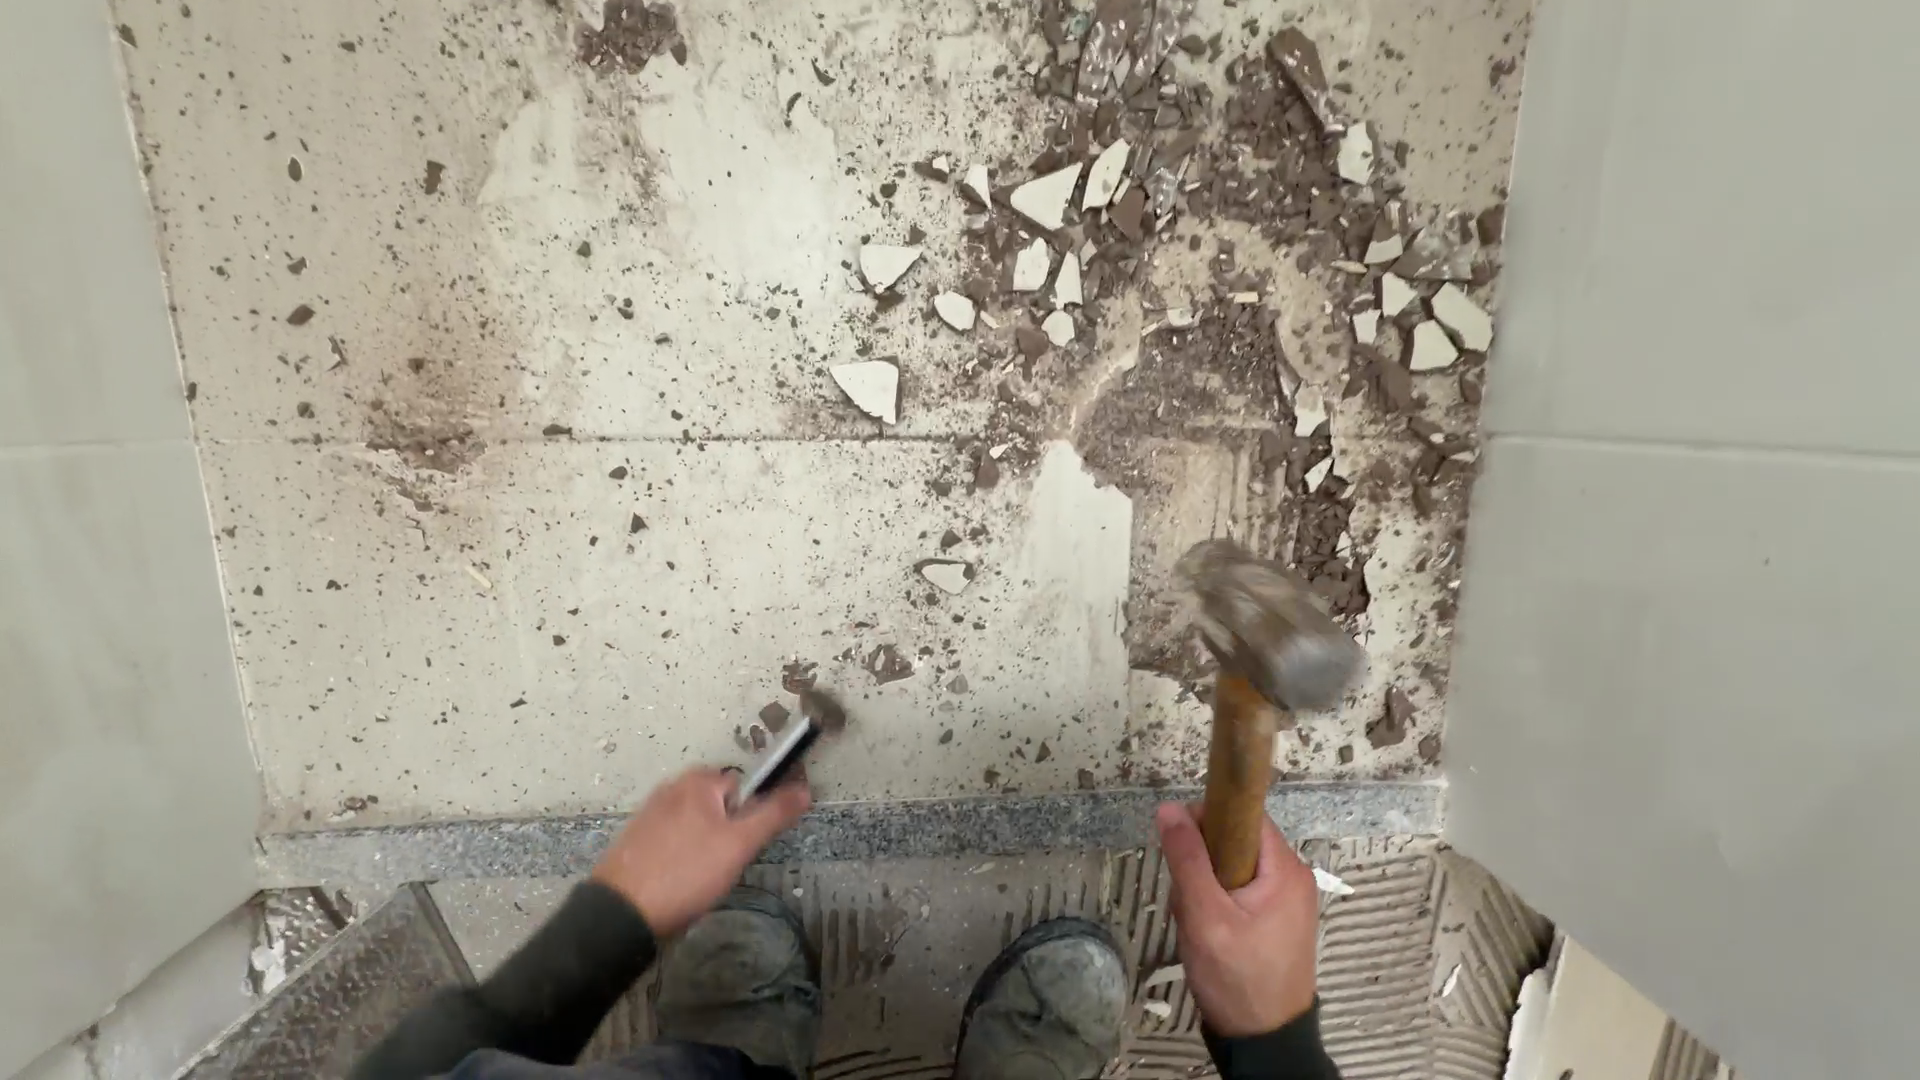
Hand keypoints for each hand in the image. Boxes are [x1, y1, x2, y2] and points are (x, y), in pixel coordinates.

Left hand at [591, 767, 810, 937]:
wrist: (620, 916)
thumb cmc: (686, 873)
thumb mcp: (740, 844)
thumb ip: (774, 814)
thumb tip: (805, 789)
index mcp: (698, 781)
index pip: (744, 787)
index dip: (749, 818)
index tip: (743, 846)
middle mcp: (672, 787)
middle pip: (720, 806)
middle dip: (727, 834)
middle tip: (722, 864)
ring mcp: (650, 813)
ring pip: (698, 826)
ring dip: (704, 848)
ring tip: (699, 878)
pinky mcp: (635, 840)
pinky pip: (674, 842)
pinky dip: (681, 858)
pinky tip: (678, 882)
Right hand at [1156, 802, 1318, 1036]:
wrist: (1264, 1044)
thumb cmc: (1237, 977)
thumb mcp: (1204, 915)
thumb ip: (1187, 858)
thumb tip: (1168, 807)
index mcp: (1285, 869)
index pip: (1243, 813)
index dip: (1207, 818)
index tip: (1181, 844)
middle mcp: (1291, 876)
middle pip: (1234, 839)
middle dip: (1201, 861)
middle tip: (1188, 896)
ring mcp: (1285, 900)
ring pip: (1230, 865)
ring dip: (1204, 886)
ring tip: (1196, 920)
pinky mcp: (1274, 918)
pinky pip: (1236, 890)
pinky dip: (1215, 903)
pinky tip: (1206, 930)